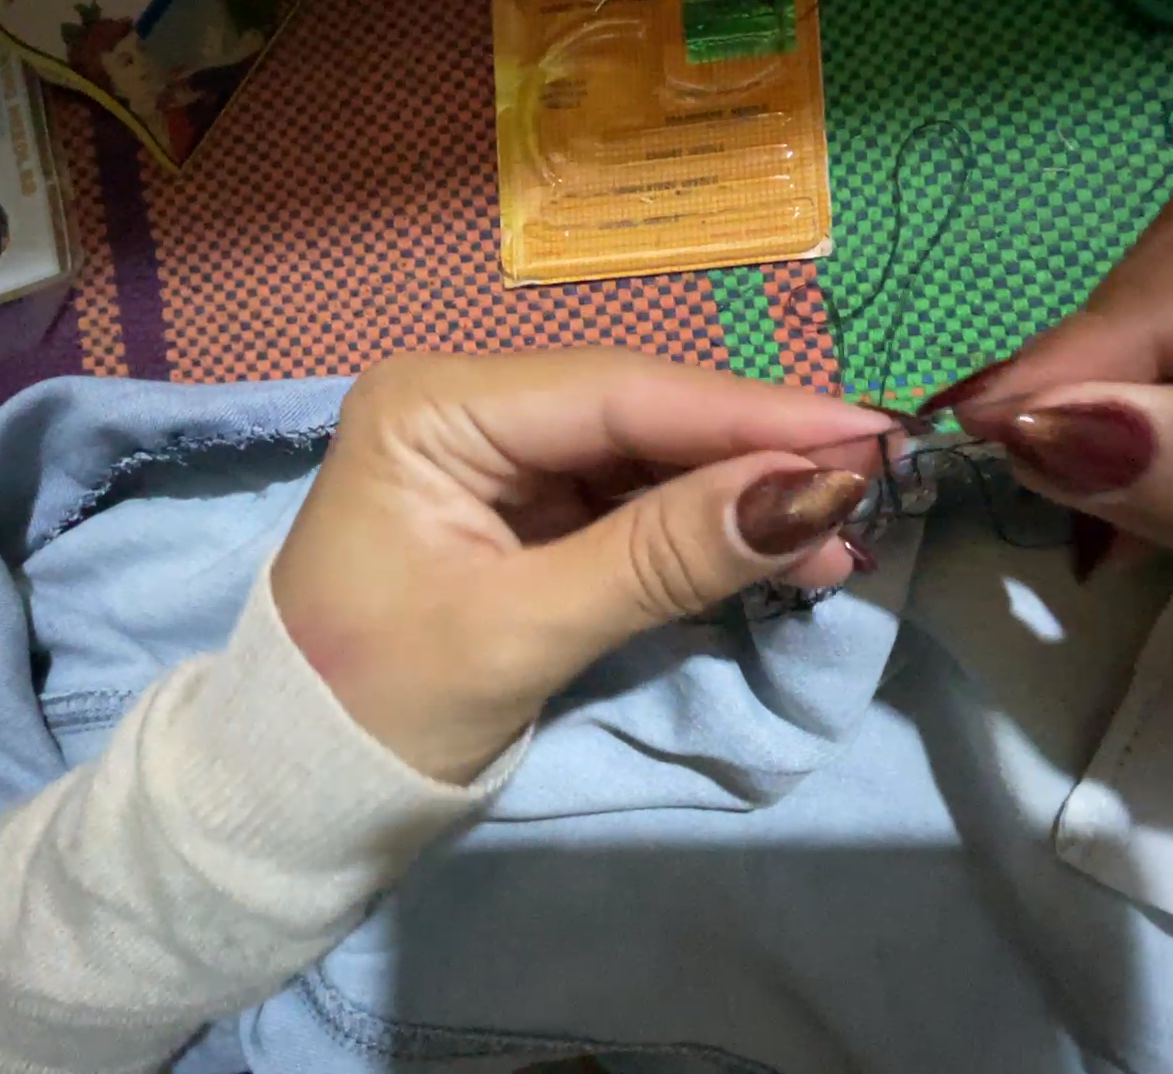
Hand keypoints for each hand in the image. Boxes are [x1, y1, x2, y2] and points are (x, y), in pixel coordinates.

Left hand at [270, 350, 888, 781]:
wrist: (304, 779)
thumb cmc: (379, 707)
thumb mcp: (522, 630)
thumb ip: (661, 558)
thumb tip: (809, 497)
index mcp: (435, 406)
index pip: (617, 394)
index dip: (747, 416)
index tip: (861, 437)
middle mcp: (470, 410)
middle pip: (639, 420)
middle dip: (752, 459)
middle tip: (867, 486)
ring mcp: (501, 460)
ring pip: (644, 464)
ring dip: (737, 501)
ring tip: (837, 537)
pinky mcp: (525, 511)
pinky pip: (628, 507)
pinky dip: (698, 534)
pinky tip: (771, 551)